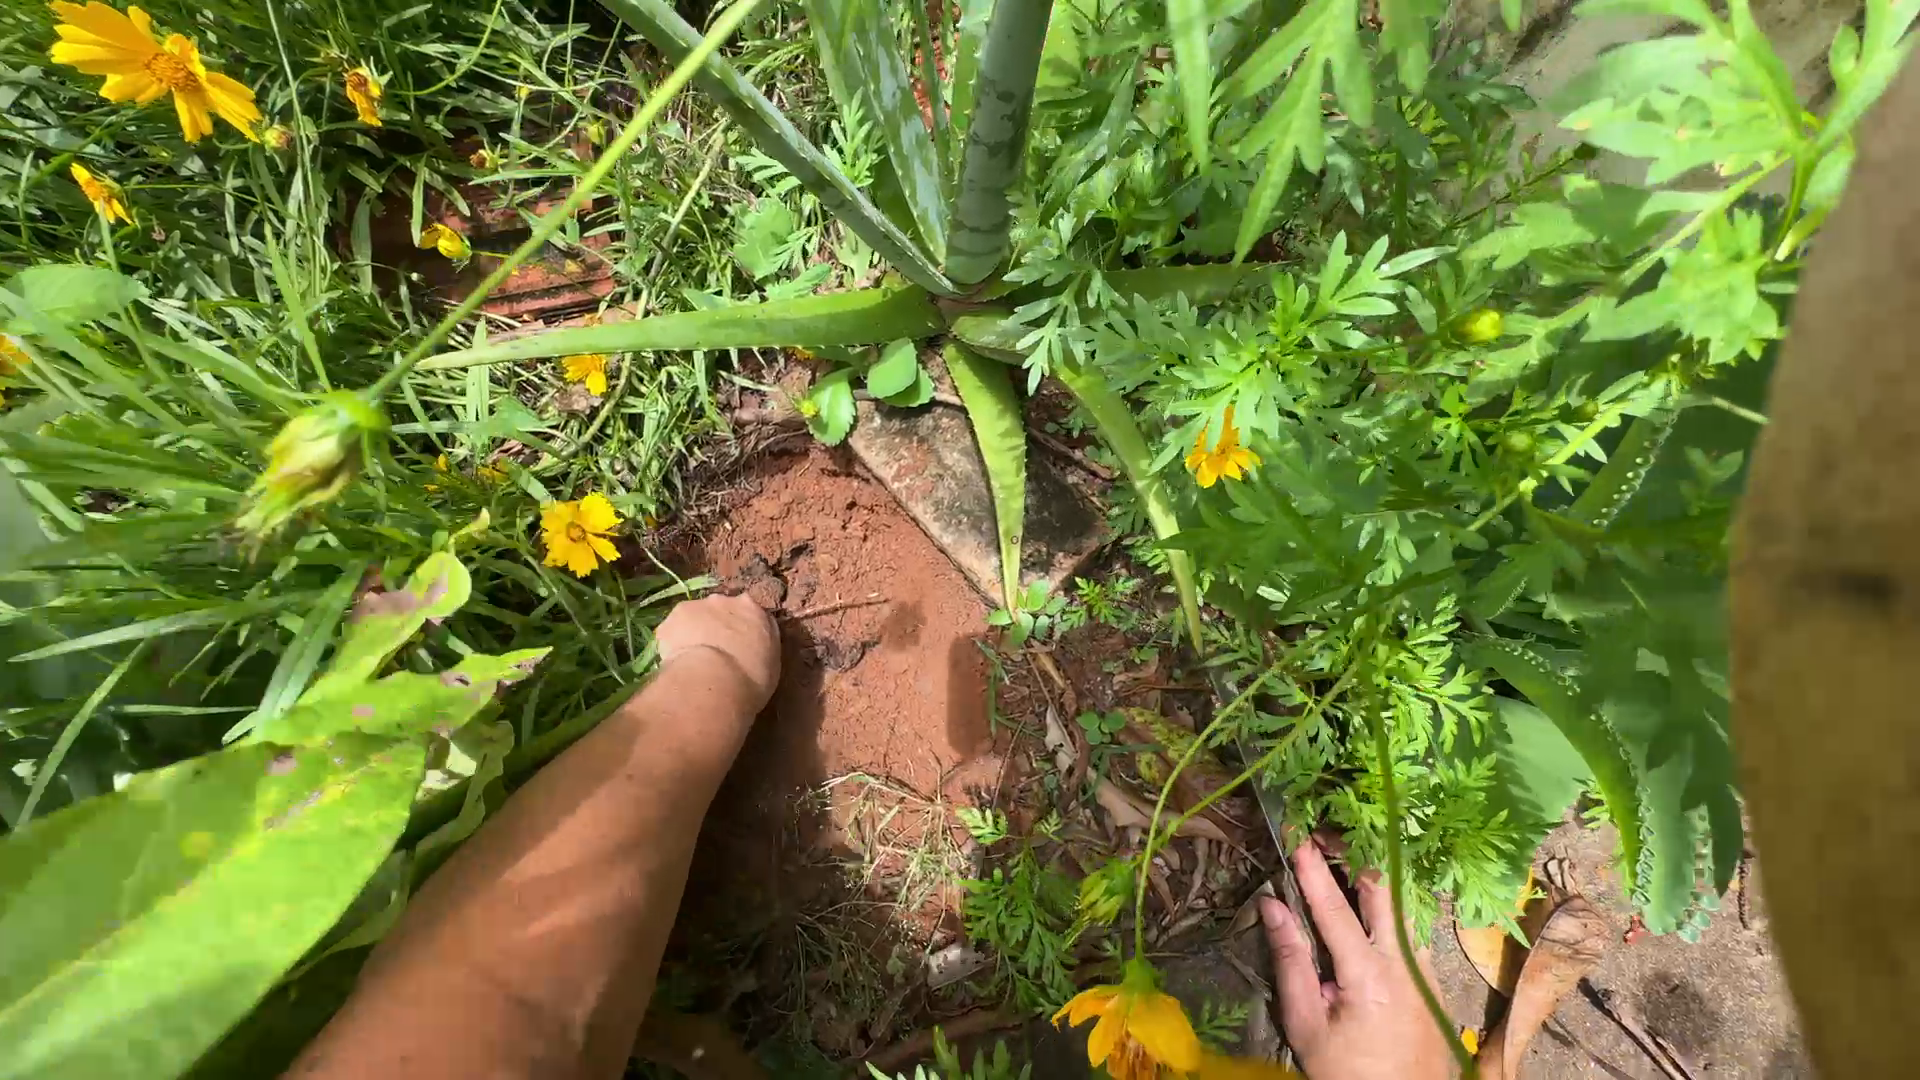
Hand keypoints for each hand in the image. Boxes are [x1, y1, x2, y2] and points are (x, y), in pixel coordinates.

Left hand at [654, 593, 780, 711]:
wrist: (715, 681)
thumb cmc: (752, 677)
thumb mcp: (772, 660)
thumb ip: (763, 641)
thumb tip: (755, 638)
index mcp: (753, 609)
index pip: (749, 612)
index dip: (743, 628)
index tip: (741, 644)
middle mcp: (726, 600)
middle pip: (720, 609)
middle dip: (718, 625)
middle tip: (717, 651)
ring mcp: (696, 607)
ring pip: (694, 616)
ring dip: (695, 631)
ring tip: (694, 659)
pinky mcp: (672, 620)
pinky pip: (673, 629)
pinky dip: (674, 641)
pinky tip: (677, 661)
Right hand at [1259, 836, 1451, 1079]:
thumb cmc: (1345, 1073)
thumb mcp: (1306, 1024)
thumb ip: (1290, 959)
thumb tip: (1271, 903)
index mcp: (1370, 977)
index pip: (1334, 906)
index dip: (1312, 866)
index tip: (1296, 832)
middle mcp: (1406, 966)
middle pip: (1384, 891)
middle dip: (1354, 853)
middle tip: (1323, 833)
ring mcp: (1427, 974)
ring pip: (1402, 907)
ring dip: (1371, 876)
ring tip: (1340, 856)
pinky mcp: (1435, 985)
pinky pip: (1410, 930)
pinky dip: (1386, 905)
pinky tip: (1366, 900)